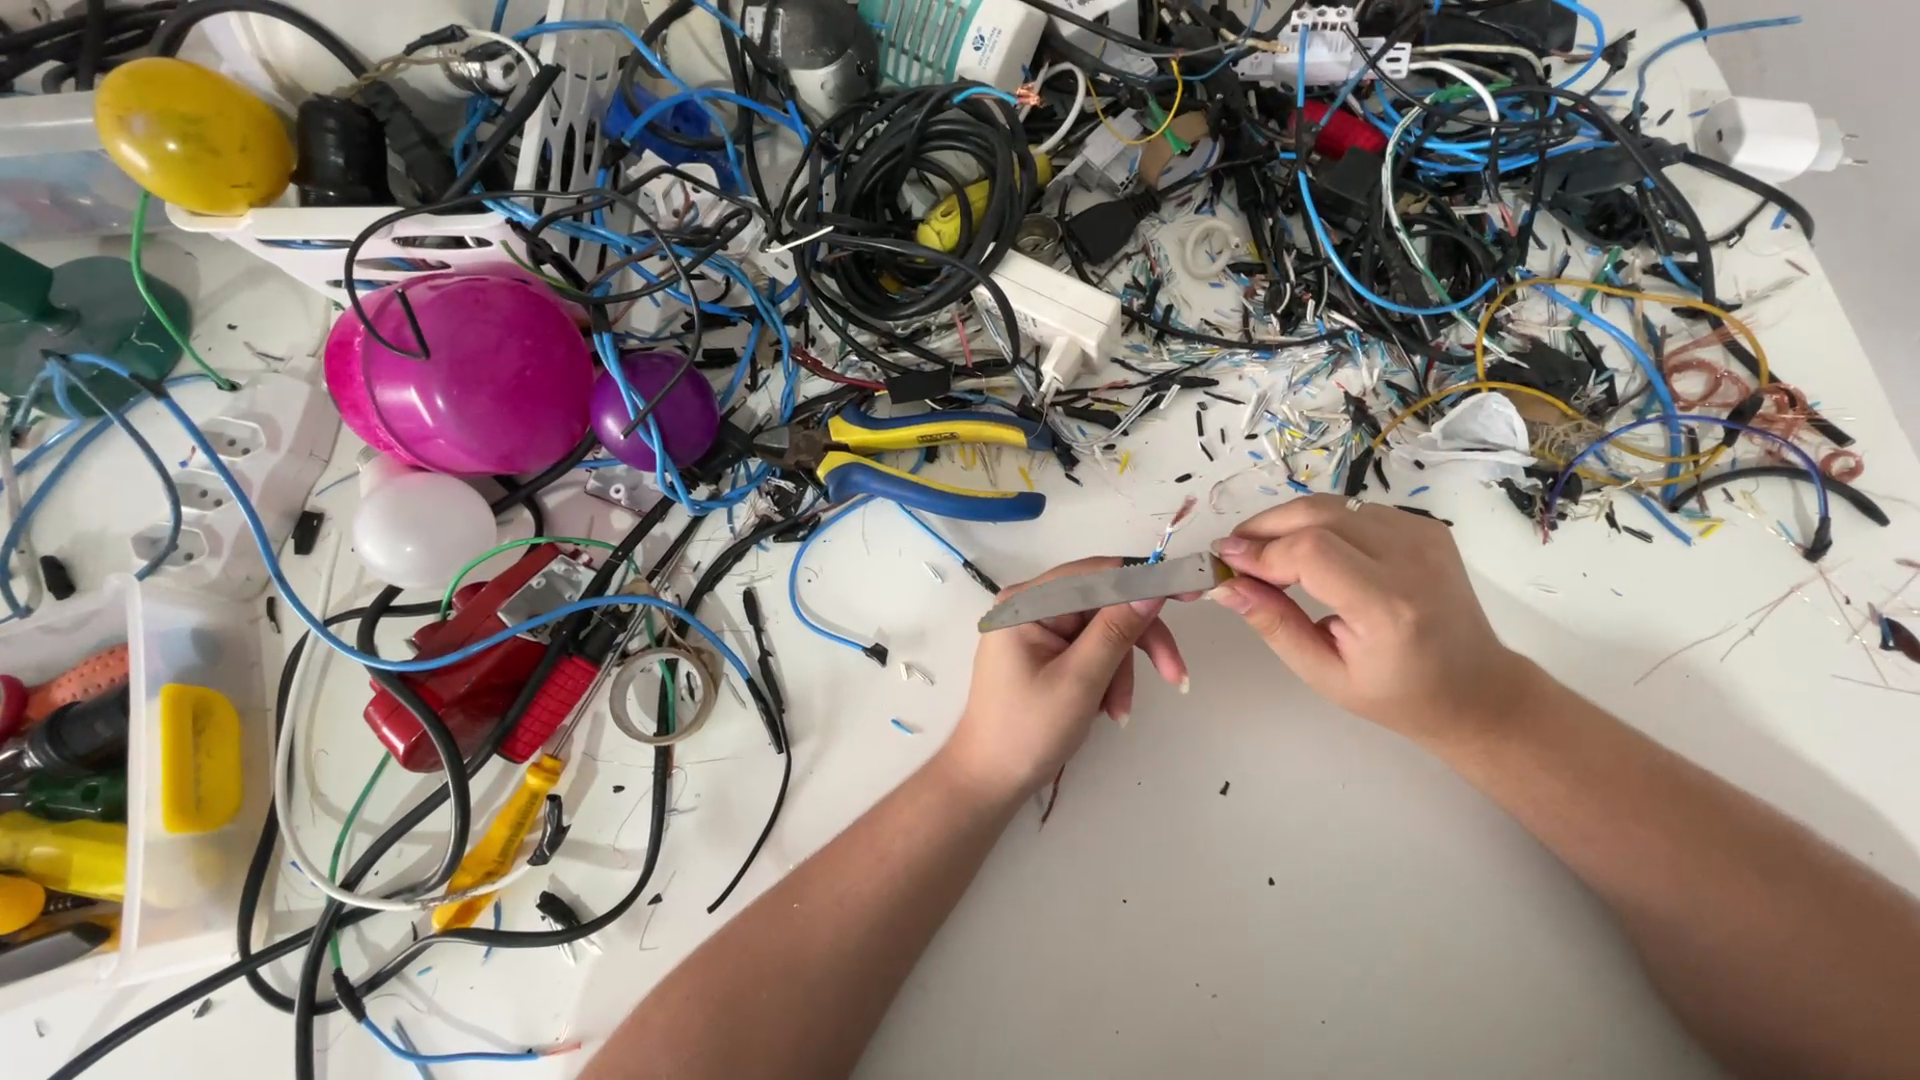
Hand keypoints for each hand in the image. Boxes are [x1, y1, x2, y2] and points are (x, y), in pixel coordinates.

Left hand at [942, 558, 1189, 801]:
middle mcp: (1029, 607)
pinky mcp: (1045, 653)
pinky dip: (1106, 678)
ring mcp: (1037, 630)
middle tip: (1176, 675)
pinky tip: (1107, 710)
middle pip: (1104, 605)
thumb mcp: (1080, 680)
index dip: (1145, 580)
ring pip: (1103, 632)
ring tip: (1119, 713)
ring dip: (1121, 671)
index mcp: (1026, 603)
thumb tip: (1152, 586)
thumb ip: (1116, 630)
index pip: (1096, 574)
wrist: (990, 780)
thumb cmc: (1027, 732)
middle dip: (1138, 642)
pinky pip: (1090, 651)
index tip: (1190, 592)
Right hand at [1207, 496, 1546, 744]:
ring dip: (1287, 522)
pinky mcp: (1425, 526)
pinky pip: (1353, 509)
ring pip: (1332, 505)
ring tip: (1264, 553)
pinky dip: (1318, 523)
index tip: (1225, 563)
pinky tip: (1306, 551)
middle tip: (1235, 552)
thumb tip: (1225, 586)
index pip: (1311, 552)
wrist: (1476, 686)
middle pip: (1317, 514)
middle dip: (1265, 528)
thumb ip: (1274, 624)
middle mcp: (1412, 560)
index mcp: (1389, 608)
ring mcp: (1423, 536)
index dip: (1260, 551)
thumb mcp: (1324, 673)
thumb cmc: (1397, 694)